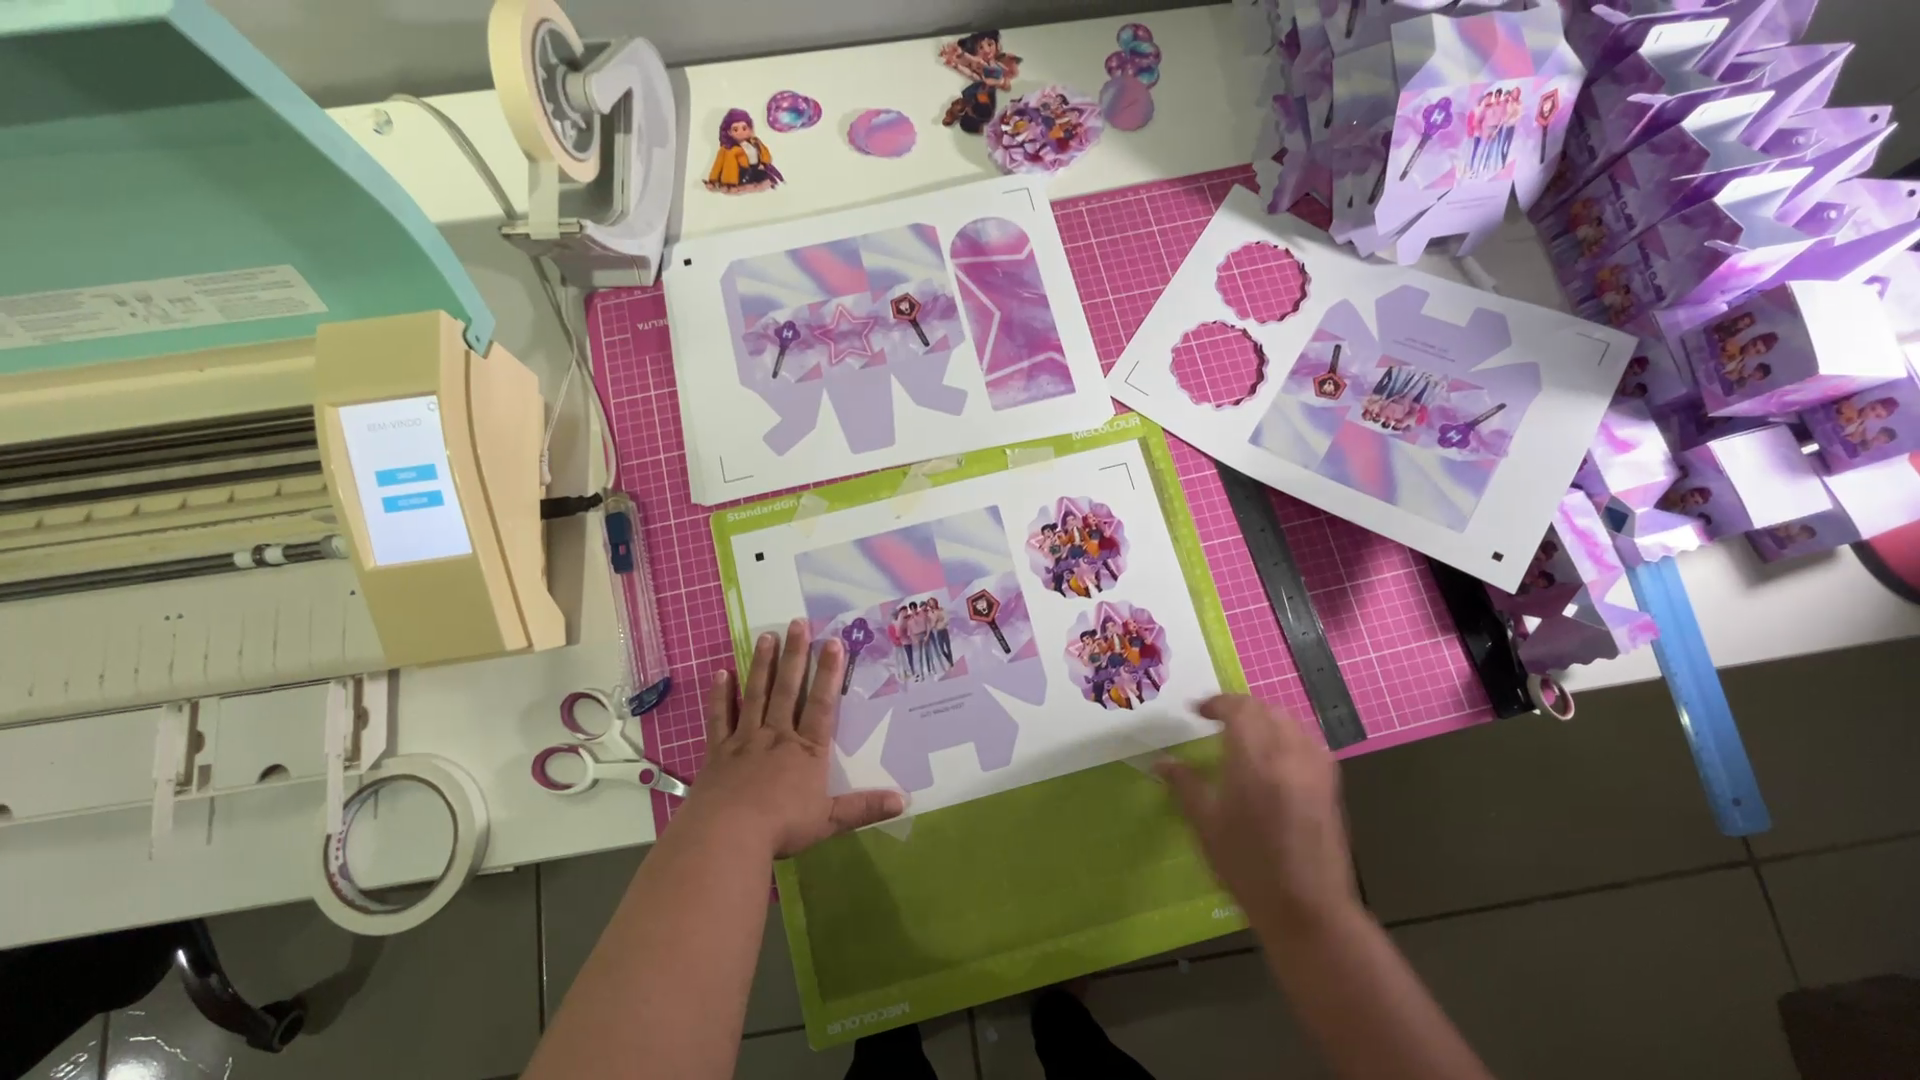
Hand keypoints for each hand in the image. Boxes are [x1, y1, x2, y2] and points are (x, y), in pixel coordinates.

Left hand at [685, 618, 904, 857]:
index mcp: (806, 750)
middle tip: (796, 623)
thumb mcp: (829, 820)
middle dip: (794, 655)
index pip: (821, 704)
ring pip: (755, 695)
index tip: (832, 642)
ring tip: (765, 636)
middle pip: (787, 689)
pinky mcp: (718, 752)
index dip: (828, 672)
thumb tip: (905, 800)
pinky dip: (720, 695)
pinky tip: (721, 673)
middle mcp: (776, 736)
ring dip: (761, 665)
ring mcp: (745, 740)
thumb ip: (864, 807)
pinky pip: (719, 717)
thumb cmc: (782, 827)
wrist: (727, 834)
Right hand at [1158, 695, 1360, 938]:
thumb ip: (1184, 785)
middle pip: (1266, 710)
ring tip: (1244, 734)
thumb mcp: (1206, 825)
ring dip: (1265, 718)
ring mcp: (1315, 768)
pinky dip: (1288, 736)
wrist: (1307, 907)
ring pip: (1290, 723)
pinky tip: (1276, 756)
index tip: (1196, 711)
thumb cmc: (1247, 867)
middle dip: (1240, 708)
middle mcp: (1288, 754)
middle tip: (1216, 720)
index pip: (1238, 709)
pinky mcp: (1331, 785)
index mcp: (1254, 760)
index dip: (1216, 704)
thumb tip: (1161, 761)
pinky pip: (1308, 742)